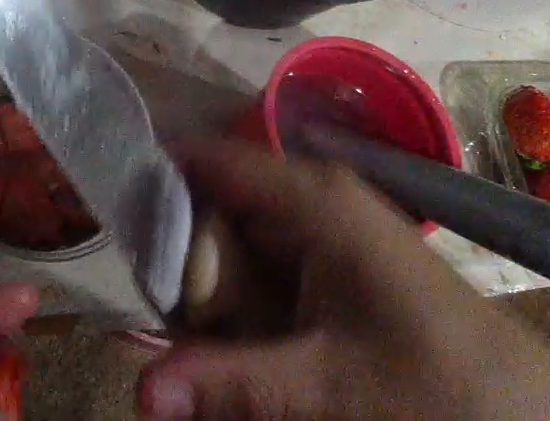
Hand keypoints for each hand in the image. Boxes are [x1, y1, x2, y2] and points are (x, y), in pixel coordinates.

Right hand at [138, 138, 549, 420]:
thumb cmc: (446, 392)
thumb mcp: (329, 392)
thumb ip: (227, 383)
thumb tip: (136, 392)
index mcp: (309, 196)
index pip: (203, 157)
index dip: (149, 176)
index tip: (103, 214)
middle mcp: (311, 196)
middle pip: (210, 198)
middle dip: (169, 247)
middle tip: (135, 299)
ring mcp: (325, 227)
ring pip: (232, 234)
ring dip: (200, 279)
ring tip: (168, 324)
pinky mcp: (335, 260)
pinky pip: (261, 263)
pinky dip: (233, 297)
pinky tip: (220, 337)